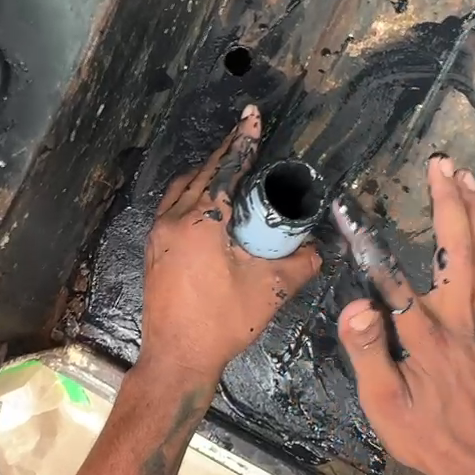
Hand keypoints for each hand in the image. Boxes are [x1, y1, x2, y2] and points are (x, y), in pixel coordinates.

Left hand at [139, 105, 320, 383]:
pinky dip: (192, 196)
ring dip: (205, 175)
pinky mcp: (153, 251)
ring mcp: (157, 236)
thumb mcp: (270, 291)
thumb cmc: (222, 324)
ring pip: (182, 190)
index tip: (251, 116)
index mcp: (200, 223)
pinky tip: (209, 206)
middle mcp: (173, 221)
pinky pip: (172, 208)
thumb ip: (302, 263)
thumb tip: (321, 248)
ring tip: (231, 170)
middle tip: (247, 139)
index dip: (244, 142)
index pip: (226, 170)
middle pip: (202, 174)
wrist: (176, 357)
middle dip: (226, 154)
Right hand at [335, 155, 474, 474]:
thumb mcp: (383, 404)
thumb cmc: (425, 436)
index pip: (395, 279)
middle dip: (452, 200)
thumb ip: (367, 352)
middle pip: (462, 247)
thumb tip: (355, 306)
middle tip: (442, 163)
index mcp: (427, 335)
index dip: (369, 242)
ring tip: (468, 180)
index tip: (348, 210)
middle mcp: (462, 319)